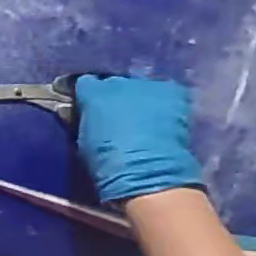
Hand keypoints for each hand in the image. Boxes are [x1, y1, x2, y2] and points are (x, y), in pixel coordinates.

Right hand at [73, 75, 203, 203]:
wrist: (147, 172)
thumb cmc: (106, 161)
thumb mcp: (83, 139)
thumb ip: (82, 120)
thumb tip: (81, 112)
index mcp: (93, 93)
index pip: (85, 83)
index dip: (86, 95)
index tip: (86, 106)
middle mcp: (120, 82)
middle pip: (113, 83)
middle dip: (113, 96)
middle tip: (114, 114)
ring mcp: (149, 87)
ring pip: (140, 88)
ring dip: (138, 99)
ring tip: (140, 118)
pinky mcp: (174, 95)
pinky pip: (165, 94)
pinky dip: (161, 104)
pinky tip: (161, 119)